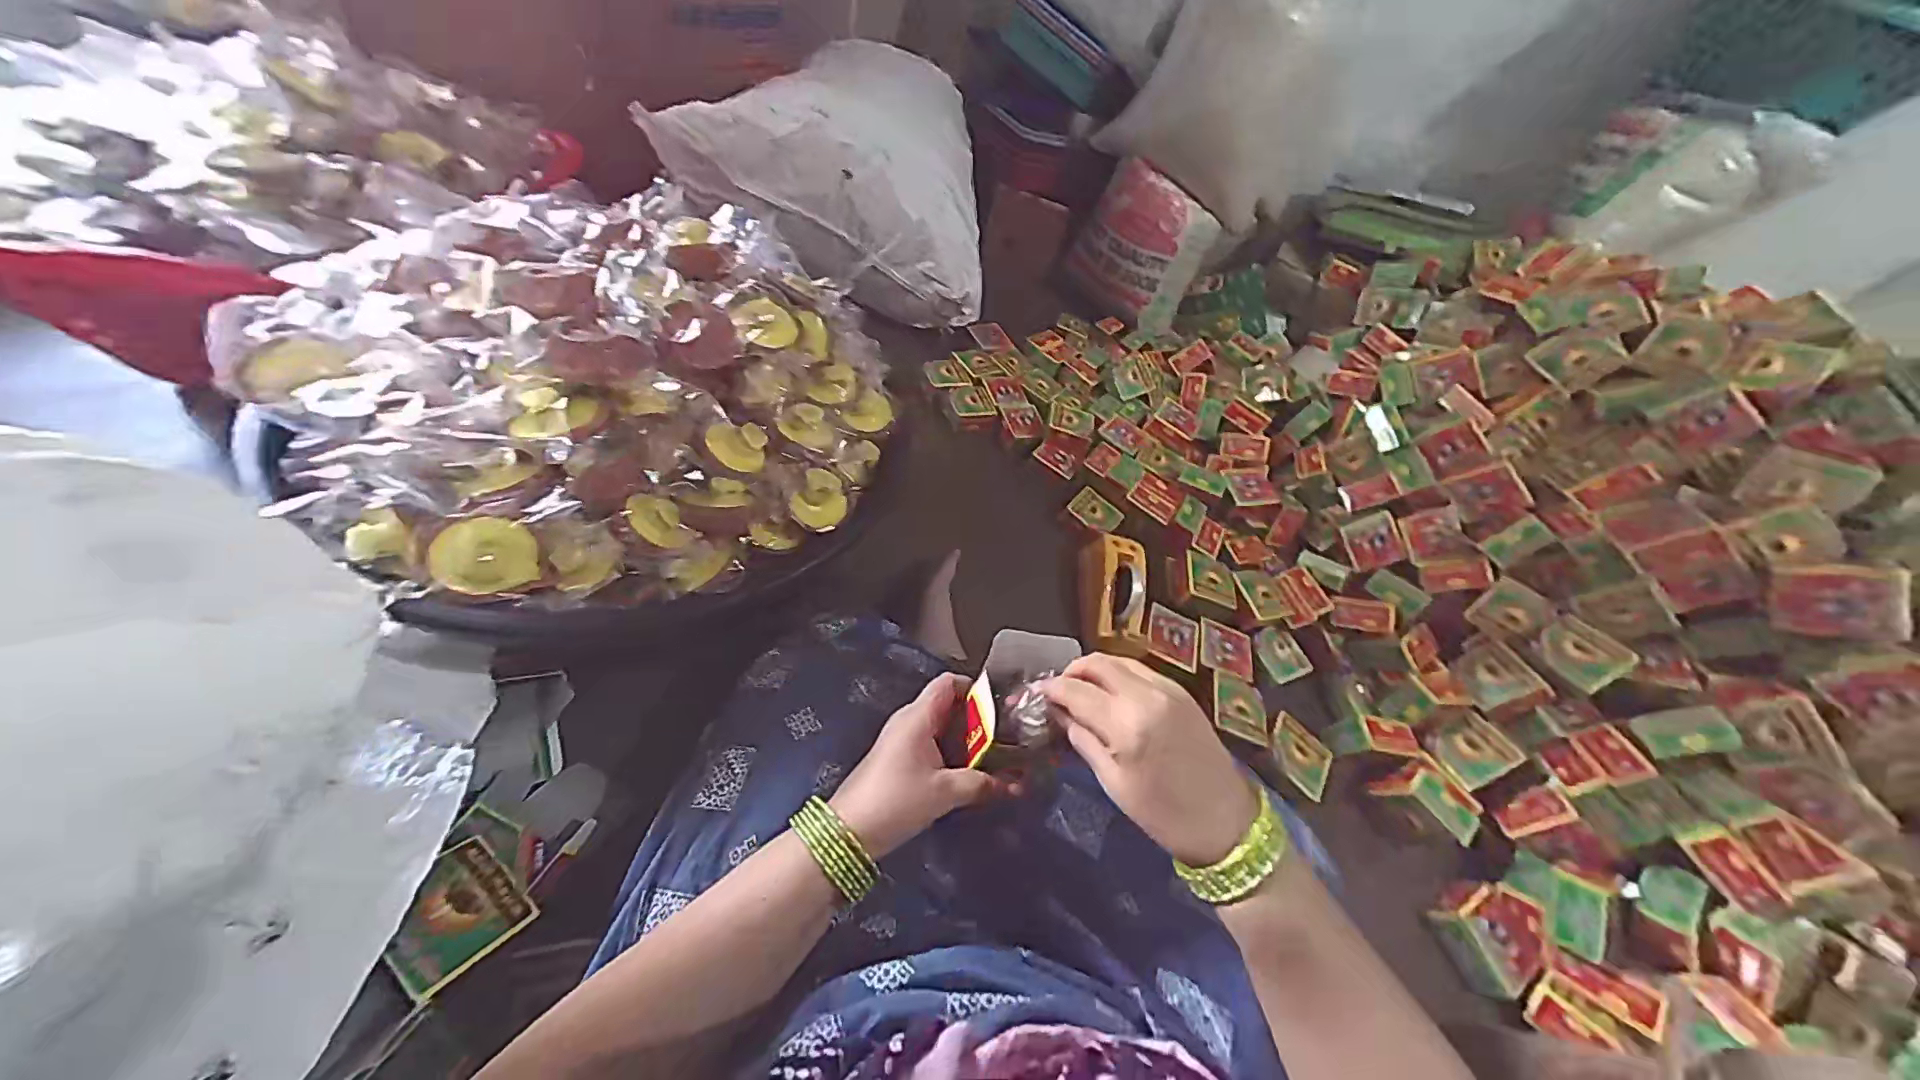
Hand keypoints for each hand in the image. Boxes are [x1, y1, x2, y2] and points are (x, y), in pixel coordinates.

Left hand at [829, 673, 1009, 858]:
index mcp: (918, 716)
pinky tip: (968, 773)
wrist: (848, 831)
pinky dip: (951, 753)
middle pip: (948, 705)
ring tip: (994, 756)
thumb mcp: (944, 792)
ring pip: (941, 727)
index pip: (949, 683)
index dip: (975, 688)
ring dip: (966, 739)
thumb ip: (981, 784)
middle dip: (977, 719)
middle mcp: (909, 721)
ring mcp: (902, 740)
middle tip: (1005, 736)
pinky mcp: (898, 760)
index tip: (1000, 708)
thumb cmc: (896, 800)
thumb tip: (1015, 786)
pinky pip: (931, 745)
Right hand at [1042, 654, 1258, 865]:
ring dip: (1095, 670)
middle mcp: (1147, 695)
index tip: (1036, 694)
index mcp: (1127, 723)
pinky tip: (1111, 695)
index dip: (1051, 689)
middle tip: (1058, 691)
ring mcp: (1168, 689)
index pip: (1076, 689)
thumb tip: (1060, 714)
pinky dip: (1119, 675)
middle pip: (1097, 663)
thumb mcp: (1114, 783)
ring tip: (1081, 692)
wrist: (1227, 822)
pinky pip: (1140, 671)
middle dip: (1072, 672)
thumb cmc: (1164, 814)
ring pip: (1119, 661)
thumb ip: (1083, 740)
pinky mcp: (1182, 693)